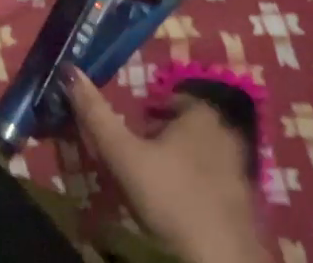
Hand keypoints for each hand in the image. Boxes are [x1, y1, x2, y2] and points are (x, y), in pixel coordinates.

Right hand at [65, 69, 268, 262]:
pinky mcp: (242, 204)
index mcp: (202, 121)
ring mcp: (239, 174)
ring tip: (150, 170)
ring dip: (179, 155)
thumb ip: (95, 111)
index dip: (157, 105)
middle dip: (166, 130)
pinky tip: (173, 197)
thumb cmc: (167, 194)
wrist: (219, 258)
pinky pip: (214, 179)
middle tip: (138, 142)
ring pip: (203, 152)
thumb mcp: (120, 151)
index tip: (135, 117)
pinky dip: (193, 179)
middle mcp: (227, 140)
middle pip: (193, 126)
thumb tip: (70, 69)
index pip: (182, 99)